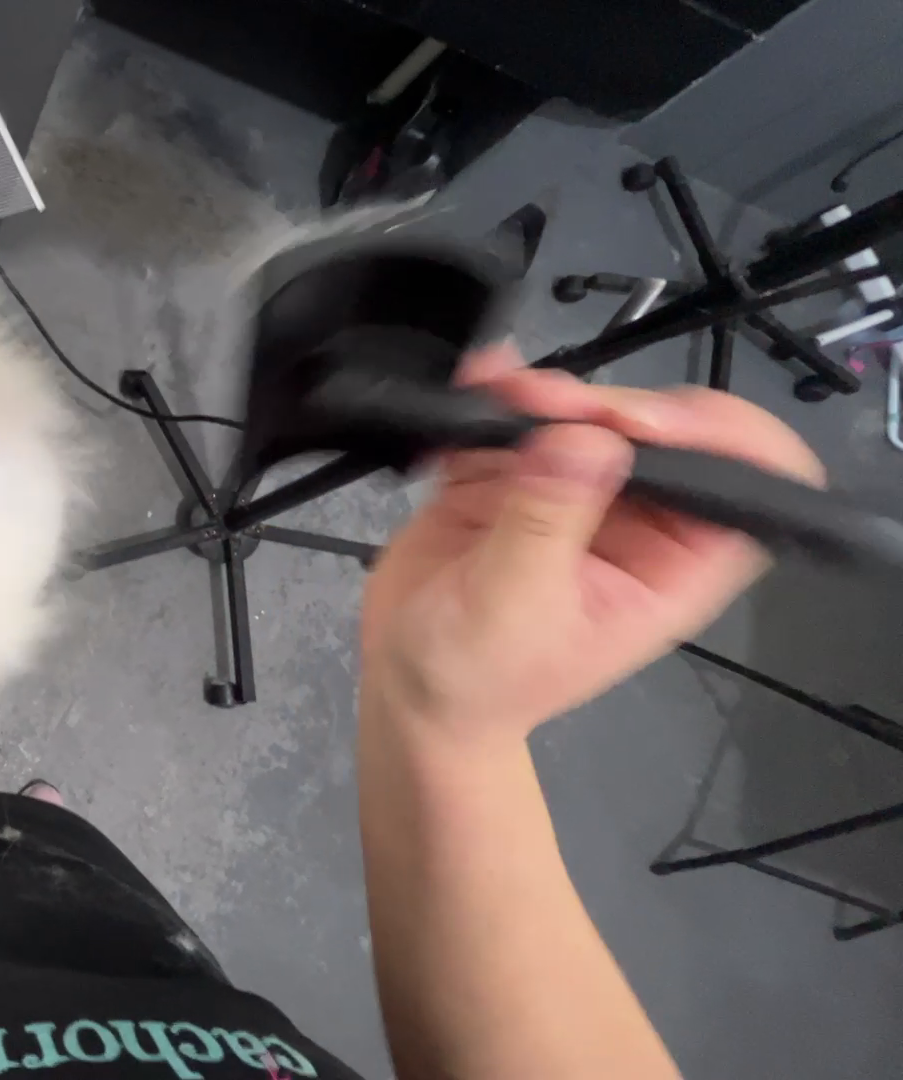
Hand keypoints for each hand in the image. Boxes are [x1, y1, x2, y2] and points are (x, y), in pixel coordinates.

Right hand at [359, 345, 823, 745]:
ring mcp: (553, 502)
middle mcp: (621, 523)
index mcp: (665, 563)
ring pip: (569, 423)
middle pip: (646, 434)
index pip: (742, 480)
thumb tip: (581, 441)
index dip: (714, 438)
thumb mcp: (514, 606)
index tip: (636, 426)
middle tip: (540, 406)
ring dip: (537, 399)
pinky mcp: (493, 490)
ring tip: (493, 392)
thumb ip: (545, 525)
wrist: (406, 689)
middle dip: (599, 408)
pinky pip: (498, 435)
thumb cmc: (476, 676)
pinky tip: (468, 393)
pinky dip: (482, 409)